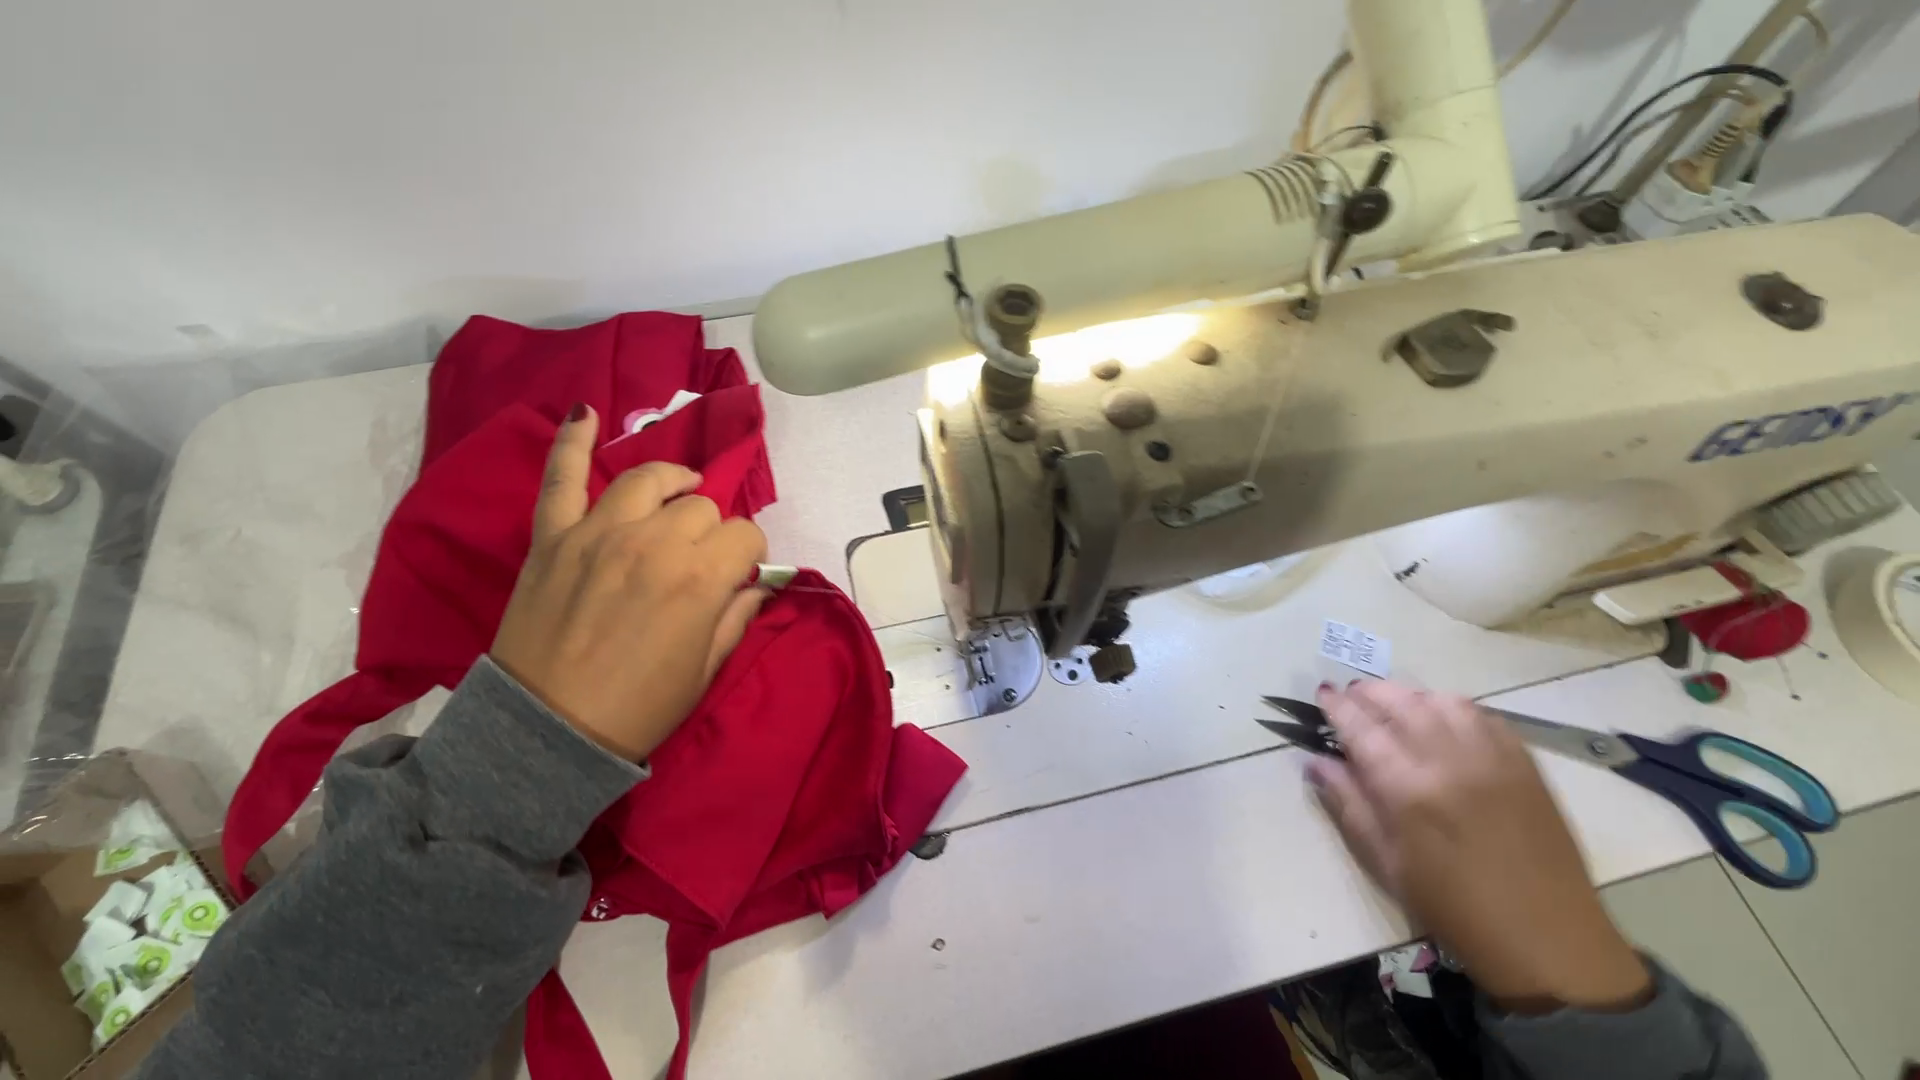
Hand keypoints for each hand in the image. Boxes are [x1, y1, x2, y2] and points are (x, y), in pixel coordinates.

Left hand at [490, 404, 768, 761]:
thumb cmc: (638, 709)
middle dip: (711, 530)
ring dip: (671, 483)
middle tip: (701, 560)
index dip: (749, 554)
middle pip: (700, 507)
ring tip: (678, 491)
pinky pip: (560, 479)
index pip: (744, 536)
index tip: (741, 576)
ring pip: (648, 480)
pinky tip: (584, 414)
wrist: (547, 733)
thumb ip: (736, 617)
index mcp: (699, 578)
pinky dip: (571, 443)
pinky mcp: (552, 538)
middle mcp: (653, 542)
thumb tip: (757, 586)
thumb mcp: (705, 670)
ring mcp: (598, 533)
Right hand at [1308, 681, 1652, 1013]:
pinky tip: (1444, 719)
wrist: (1545, 938)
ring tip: (1396, 705)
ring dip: (1412, 695)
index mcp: (1409, 790)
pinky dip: (1455, 708)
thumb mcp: (1387, 863)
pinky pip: (1485, 716)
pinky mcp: (1526, 765)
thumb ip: (1349, 804)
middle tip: (1352, 695)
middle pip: (1402, 704)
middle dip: (1371, 693)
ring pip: (1444, 702)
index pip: (1362, 729)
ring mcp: (1493, 758)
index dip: (1338, 707)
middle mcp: (1450, 761)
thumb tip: (1317, 762)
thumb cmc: (1452, 908)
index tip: (1323, 694)